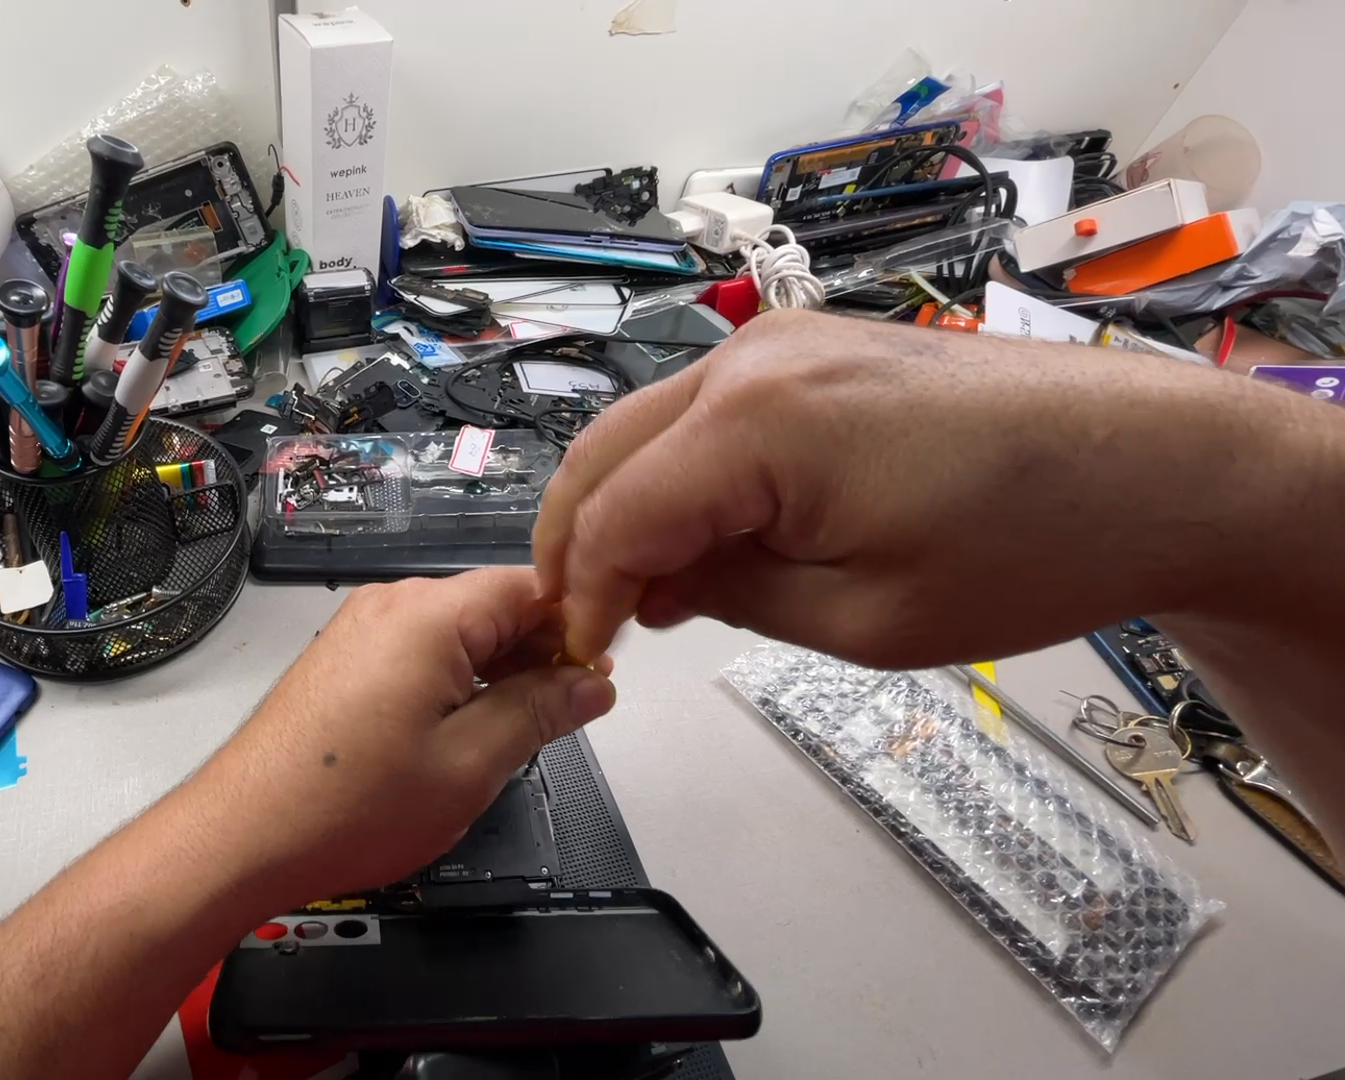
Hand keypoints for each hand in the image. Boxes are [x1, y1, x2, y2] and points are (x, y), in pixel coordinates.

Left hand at [187, 568, 614, 909]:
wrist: (242, 833)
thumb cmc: (350, 804)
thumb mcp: (469, 765)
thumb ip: (539, 713)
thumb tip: (591, 685)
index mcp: (428, 615)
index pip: (529, 589)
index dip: (576, 627)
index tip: (598, 675)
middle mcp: (390, 605)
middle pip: (491, 606)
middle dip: (537, 653)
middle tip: (566, 714)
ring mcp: (360, 627)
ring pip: (455, 630)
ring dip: (496, 669)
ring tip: (516, 727)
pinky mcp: (344, 656)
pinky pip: (418, 648)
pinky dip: (453, 677)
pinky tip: (462, 723)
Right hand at [533, 308, 1330, 667]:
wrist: (1167, 466)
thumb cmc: (1030, 554)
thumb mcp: (857, 619)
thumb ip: (723, 597)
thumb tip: (644, 591)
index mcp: (756, 422)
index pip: (616, 516)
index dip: (585, 593)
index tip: (581, 652)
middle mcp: (743, 360)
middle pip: (599, 457)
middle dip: (573, 544)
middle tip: (581, 616)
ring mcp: (766, 343)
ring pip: (632, 432)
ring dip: (614, 509)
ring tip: (629, 584)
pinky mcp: (792, 351)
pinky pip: (685, 417)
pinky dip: (663, 479)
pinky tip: (685, 532)